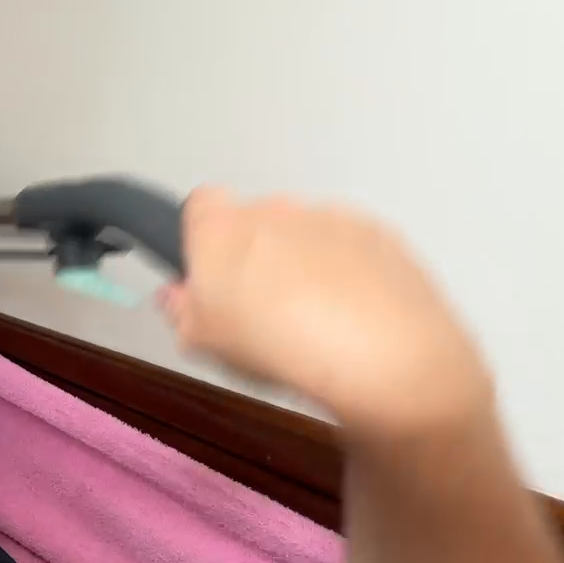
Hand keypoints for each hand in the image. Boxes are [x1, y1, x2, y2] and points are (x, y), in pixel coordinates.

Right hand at [162, 188, 493, 435]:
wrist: (386, 359)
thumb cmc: (280, 345)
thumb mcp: (202, 341)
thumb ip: (179, 309)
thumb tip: (177, 295)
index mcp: (219, 229)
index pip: (200, 203)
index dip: (202, 232)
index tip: (209, 264)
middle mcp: (273, 211)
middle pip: (253, 218)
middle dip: (253, 249)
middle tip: (256, 299)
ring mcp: (330, 217)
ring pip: (302, 231)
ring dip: (301, 257)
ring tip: (310, 311)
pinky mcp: (381, 233)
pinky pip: (349, 243)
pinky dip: (346, 266)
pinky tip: (350, 310)